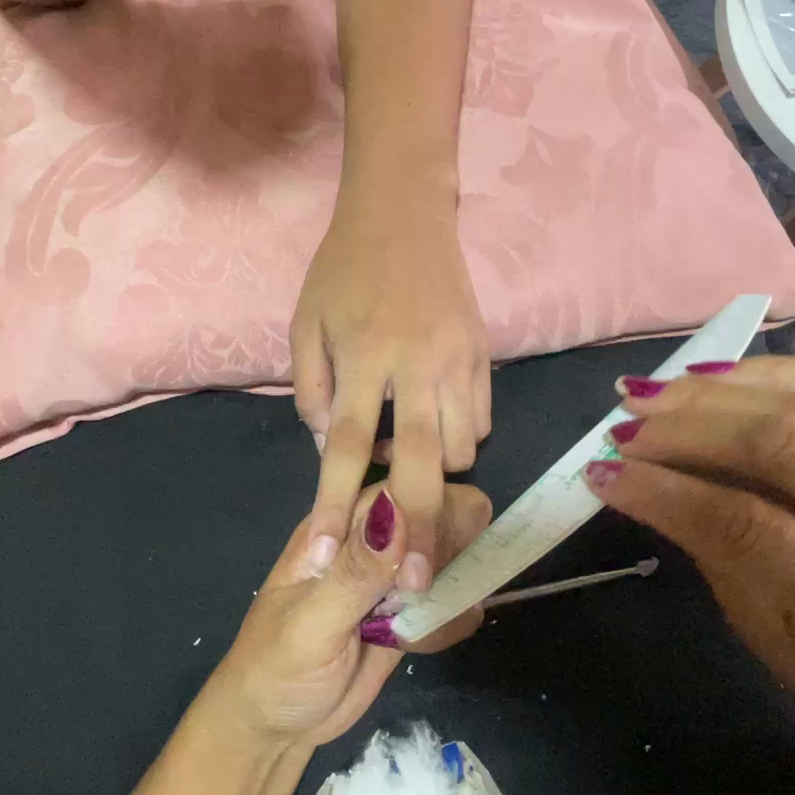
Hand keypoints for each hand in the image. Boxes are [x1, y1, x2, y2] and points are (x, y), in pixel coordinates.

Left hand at [200, 483, 490, 749]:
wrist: (277, 726)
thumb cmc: (276, 668)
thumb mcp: (311, 623)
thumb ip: (354, 572)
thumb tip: (395, 511)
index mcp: (335, 525)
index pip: (396, 487)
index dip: (425, 510)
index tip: (421, 570)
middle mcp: (371, 540)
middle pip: (439, 511)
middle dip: (446, 550)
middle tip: (417, 596)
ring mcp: (394, 576)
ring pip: (454, 553)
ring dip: (452, 588)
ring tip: (411, 625)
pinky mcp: (412, 612)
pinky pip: (453, 600)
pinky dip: (450, 621)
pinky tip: (414, 646)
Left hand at [291, 173, 489, 593]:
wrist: (404, 212)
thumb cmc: (342, 270)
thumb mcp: (305, 325)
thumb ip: (312, 392)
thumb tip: (329, 452)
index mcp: (364, 358)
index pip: (347, 446)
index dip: (334, 506)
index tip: (327, 557)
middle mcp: (418, 367)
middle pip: (420, 465)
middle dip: (412, 530)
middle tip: (409, 581)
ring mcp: (461, 362)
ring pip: (460, 449)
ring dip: (433, 474)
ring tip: (406, 469)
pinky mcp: (488, 357)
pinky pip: (482, 421)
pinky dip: (459, 440)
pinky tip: (434, 430)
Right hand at [585, 356, 794, 794]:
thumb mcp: (765, 632)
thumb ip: (714, 543)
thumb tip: (638, 468)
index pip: (751, 526)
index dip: (665, 489)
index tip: (601, 469)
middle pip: (791, 447)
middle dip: (689, 426)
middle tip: (625, 423)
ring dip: (725, 390)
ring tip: (659, 393)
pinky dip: (779, 376)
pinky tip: (721, 379)